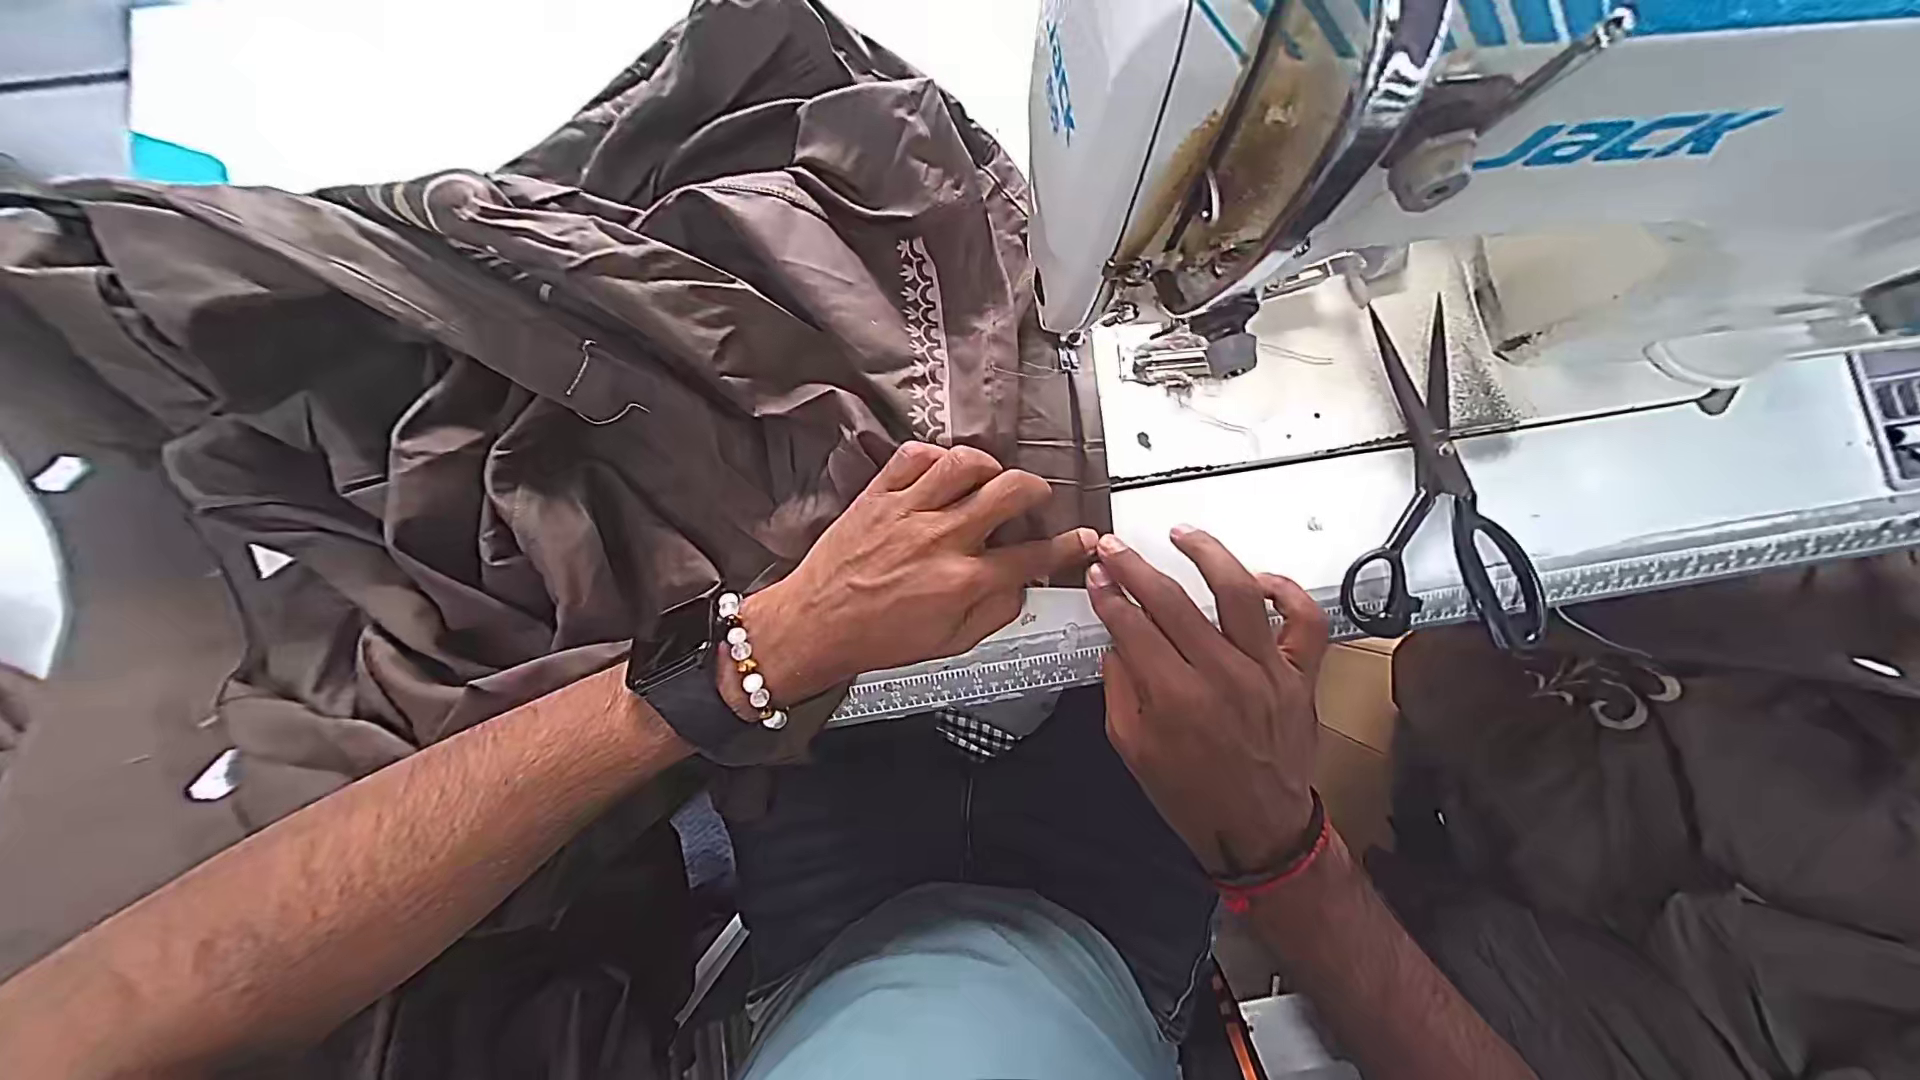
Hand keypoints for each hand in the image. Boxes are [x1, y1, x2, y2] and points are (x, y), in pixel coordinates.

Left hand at [738, 442, 1097, 702]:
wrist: (815, 625)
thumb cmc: (874, 638)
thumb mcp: (949, 643)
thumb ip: (994, 612)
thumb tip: (1021, 586)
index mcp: (961, 581)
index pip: (1032, 556)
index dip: (1066, 546)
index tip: (1079, 538)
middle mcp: (940, 539)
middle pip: (1010, 493)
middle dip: (1037, 492)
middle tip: (1035, 500)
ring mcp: (908, 511)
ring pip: (967, 464)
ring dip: (990, 468)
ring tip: (991, 481)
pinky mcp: (879, 495)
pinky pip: (916, 456)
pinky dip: (937, 457)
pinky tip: (943, 473)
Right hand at [1086, 527, 1330, 877]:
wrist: (1259, 830)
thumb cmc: (1194, 794)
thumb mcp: (1132, 747)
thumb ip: (1119, 688)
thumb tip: (1117, 641)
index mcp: (1175, 699)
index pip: (1131, 626)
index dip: (1108, 595)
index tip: (1098, 577)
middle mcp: (1222, 677)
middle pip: (1171, 601)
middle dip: (1133, 567)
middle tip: (1115, 548)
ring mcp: (1267, 673)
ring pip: (1238, 593)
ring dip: (1206, 555)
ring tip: (1182, 534)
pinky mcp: (1300, 676)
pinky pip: (1305, 620)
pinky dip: (1286, 590)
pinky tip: (1258, 577)